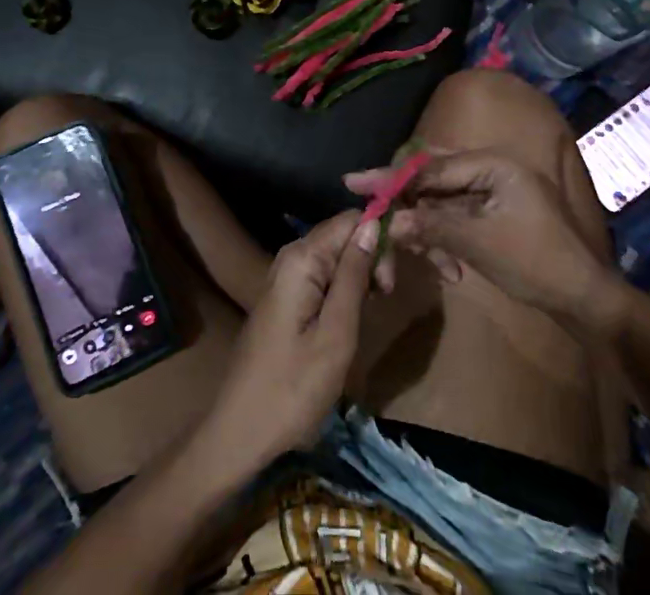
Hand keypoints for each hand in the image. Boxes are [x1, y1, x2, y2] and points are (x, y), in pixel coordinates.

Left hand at [199, 211, 376, 472]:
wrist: (242, 429)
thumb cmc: (293, 387)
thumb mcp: (336, 333)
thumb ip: (354, 277)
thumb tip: (373, 226)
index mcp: (301, 259)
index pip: (350, 220)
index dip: (382, 232)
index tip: (408, 259)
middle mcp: (290, 257)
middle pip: (343, 234)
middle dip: (374, 253)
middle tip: (388, 294)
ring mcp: (286, 277)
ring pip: (336, 256)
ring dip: (363, 271)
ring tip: (379, 302)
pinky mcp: (287, 297)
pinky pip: (325, 275)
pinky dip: (347, 286)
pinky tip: (358, 309)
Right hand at [347, 149, 625, 328]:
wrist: (583, 297)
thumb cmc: (535, 262)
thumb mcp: (478, 243)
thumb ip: (431, 226)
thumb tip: (389, 223)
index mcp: (493, 165)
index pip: (430, 167)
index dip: (390, 178)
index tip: (353, 181)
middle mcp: (491, 170)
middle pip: (432, 176)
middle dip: (404, 199)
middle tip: (368, 206)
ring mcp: (493, 193)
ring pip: (441, 200)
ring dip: (425, 227)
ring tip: (414, 256)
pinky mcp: (492, 214)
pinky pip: (455, 217)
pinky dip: (443, 238)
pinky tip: (444, 267)